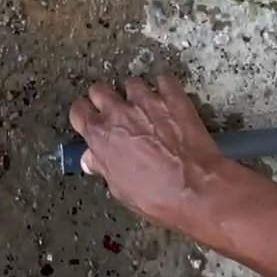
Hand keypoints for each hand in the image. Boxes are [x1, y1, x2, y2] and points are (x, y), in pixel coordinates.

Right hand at [68, 74, 244, 235]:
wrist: (198, 189)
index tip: (89, 120)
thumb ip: (103, 168)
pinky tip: (168, 99)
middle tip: (113, 111)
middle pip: (98, 88)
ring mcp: (146, 101)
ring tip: (144, 107)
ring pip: (131, 82)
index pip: (78, 110)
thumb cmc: (159, 196)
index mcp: (101, 134)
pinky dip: (165, 87)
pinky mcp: (172, 97)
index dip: (83, 114)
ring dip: (135, 93)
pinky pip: (164, 80)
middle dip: (103, 97)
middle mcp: (118, 112)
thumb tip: (91, 159)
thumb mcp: (121, 190)